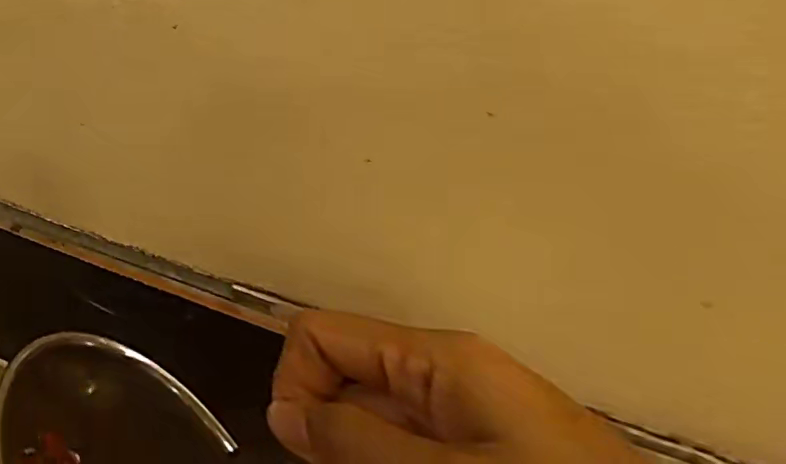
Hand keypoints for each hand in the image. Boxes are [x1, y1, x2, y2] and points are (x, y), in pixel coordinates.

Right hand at [266, 312, 643, 463]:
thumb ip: (357, 441)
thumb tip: (280, 415)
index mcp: (439, 357)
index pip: (322, 335)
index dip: (297, 384)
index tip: (304, 451)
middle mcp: (454, 375)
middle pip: (351, 379)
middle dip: (334, 432)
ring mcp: (483, 421)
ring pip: (385, 422)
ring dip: (366, 455)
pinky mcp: (504, 455)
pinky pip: (425, 448)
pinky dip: (401, 462)